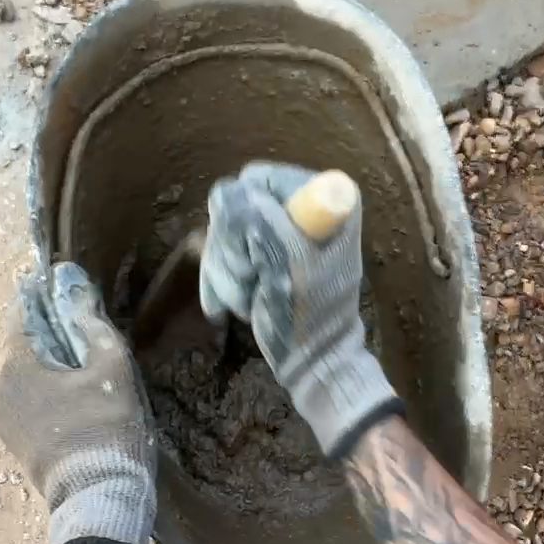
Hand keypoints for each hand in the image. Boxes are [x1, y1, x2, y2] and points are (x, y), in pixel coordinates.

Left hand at [0, 263, 157, 543]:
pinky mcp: (17, 444)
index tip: (68, 291)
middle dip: (54, 339)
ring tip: (89, 375)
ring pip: (30, 379)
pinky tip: (79, 405)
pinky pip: (32, 406)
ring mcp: (5, 420)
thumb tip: (72, 283)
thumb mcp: (110, 367)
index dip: (47, 298)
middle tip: (90, 338)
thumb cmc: (106, 426)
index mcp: (17, 364)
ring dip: (53, 371)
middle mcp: (0, 388)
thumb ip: (90, 322)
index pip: (24, 313)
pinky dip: (51, 398)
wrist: (98, 496)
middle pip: (28, 348)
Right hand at [200, 161, 401, 457]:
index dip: (245, 215)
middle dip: (232, 251)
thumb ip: (261, 219)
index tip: (254, 253)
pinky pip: (220, 257)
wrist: (312, 363)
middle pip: (233, 207)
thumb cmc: (308, 316)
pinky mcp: (260, 260)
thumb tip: (231, 190)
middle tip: (251, 281)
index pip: (257, 179)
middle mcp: (300, 209)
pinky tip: (235, 307)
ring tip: (247, 302)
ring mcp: (277, 236)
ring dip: (226, 274)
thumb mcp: (287, 265)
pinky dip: (221, 284)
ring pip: (221, 234)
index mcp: (323, 200)